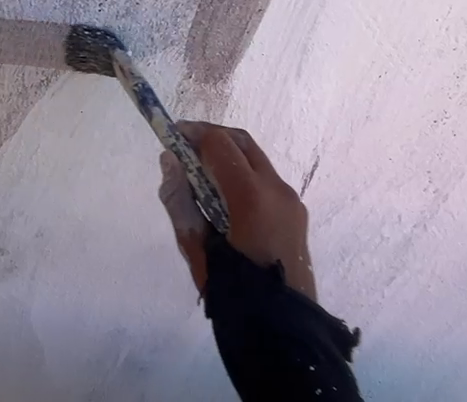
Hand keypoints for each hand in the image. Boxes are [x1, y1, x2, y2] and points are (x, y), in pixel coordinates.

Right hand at [157, 121, 315, 300]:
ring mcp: (291, 201)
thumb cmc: (233, 290)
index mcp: (251, 196)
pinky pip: (265, 180)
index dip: (193, 133)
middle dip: (211, 138)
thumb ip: (179, 198)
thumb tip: (170, 159)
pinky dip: (242, 174)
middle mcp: (276, 189)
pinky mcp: (296, 215)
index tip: (171, 136)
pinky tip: (225, 198)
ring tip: (201, 175)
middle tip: (185, 147)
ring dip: (228, 156)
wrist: (285, 332)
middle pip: (241, 143)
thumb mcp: (195, 246)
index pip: (219, 143)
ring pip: (255, 160)